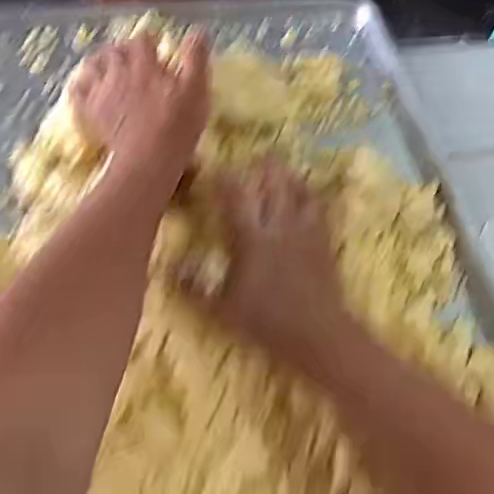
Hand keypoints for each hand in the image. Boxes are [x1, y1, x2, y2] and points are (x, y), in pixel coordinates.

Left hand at [70, 31, 210, 184]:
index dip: (148, 38)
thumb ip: (196, 57)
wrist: (148, 159)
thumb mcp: (196, 88)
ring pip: (91, 66)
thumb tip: (197, 31)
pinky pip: (77, 92)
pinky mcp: (89, 112)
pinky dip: (80, 86)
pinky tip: (85, 88)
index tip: (155, 42)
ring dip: (98, 63)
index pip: (141, 40)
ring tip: (105, 67)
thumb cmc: (178, 123)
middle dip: (122, 49)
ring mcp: (101, 92)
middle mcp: (119, 72)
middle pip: (114, 50)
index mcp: (144, 64)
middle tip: (131, 56)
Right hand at [183, 161, 353, 371]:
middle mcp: (279, 225)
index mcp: (252, 238)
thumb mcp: (223, 309)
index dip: (225, 178)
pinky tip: (307, 196)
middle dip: (264, 165)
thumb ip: (195, 286)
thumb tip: (169, 266)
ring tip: (282, 170)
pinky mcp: (324, 240)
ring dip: (289, 176)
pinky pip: (319, 208)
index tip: (216, 169)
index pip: (235, 196)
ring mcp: (305, 230)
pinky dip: (311, 196)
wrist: (319, 335)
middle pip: (273, 182)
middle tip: (255, 158)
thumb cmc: (267, 322)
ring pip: (299, 189)